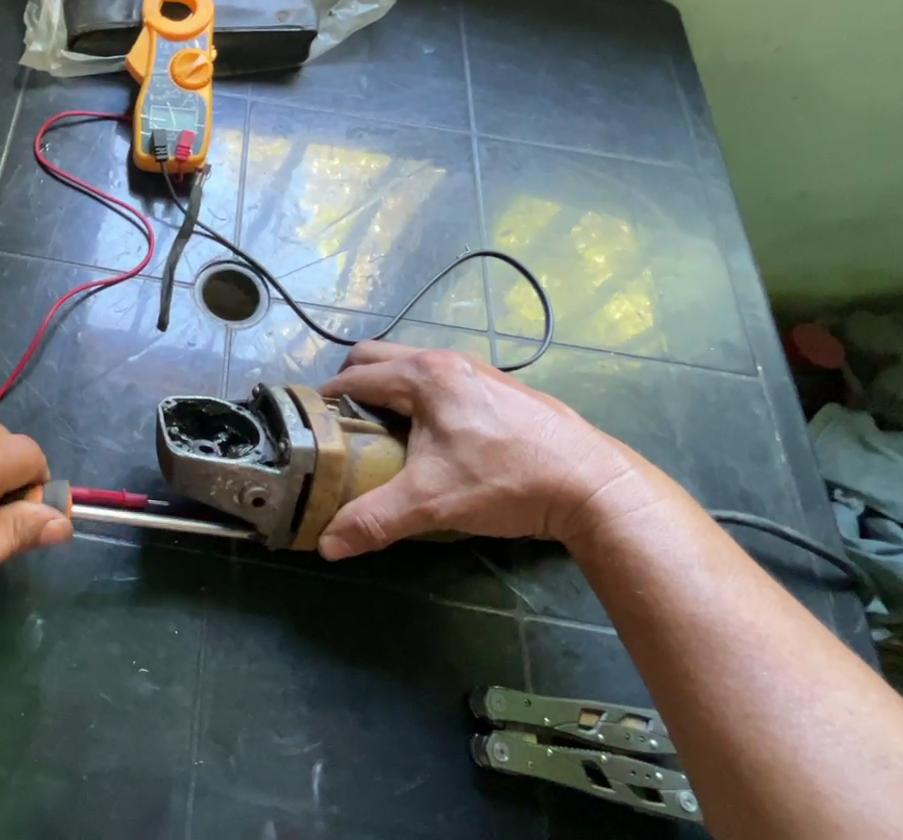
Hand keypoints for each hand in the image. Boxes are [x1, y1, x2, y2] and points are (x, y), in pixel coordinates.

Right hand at [315, 343, 666, 558]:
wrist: (595, 486)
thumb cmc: (506, 483)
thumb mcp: (431, 503)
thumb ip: (373, 520)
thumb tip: (326, 545)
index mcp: (423, 376)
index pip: (352, 377)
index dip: (322, 399)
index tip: (307, 424)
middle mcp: (445, 361)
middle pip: (376, 356)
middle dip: (349, 383)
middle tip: (340, 423)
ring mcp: (476, 369)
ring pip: (410, 363)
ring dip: (385, 385)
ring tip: (379, 428)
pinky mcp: (498, 385)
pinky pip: (438, 376)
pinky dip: (416, 392)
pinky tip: (429, 432)